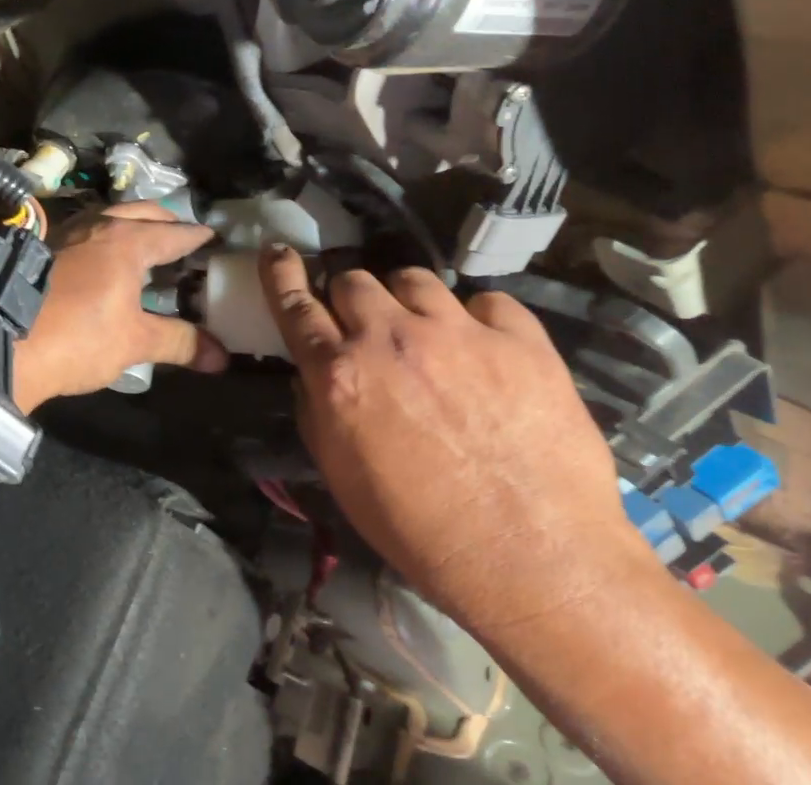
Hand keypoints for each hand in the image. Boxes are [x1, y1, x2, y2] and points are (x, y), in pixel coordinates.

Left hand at [12, 201, 226, 411]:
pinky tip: (96, 261)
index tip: (213, 239)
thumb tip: (221, 357)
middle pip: (137, 213)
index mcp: (125, 240)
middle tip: (179, 238)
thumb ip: (179, 342)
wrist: (1, 340)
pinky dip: (97, 241)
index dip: (196, 237)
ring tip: (140, 247)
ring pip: (103, 219)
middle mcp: (94, 225)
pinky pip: (79, 235)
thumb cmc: (77, 337)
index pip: (173, 232)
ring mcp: (61, 234)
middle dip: (162, 222)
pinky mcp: (36, 249)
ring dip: (125, 227)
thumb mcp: (133, 342)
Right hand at [258, 246, 657, 630]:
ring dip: (407, 301)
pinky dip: (476, 319)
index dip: (281, 273)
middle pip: (353, 280)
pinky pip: (487, 302)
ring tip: (424, 331)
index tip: (279, 253)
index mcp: (337, 374)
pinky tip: (484, 350)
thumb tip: (316, 376)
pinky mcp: (523, 342)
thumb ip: (316, 409)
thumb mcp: (337, 470)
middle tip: (365, 325)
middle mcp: (390, 339)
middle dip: (349, 297)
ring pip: (415, 279)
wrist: (531, 557)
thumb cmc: (416, 526)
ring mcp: (460, 334)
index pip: (294, 304)